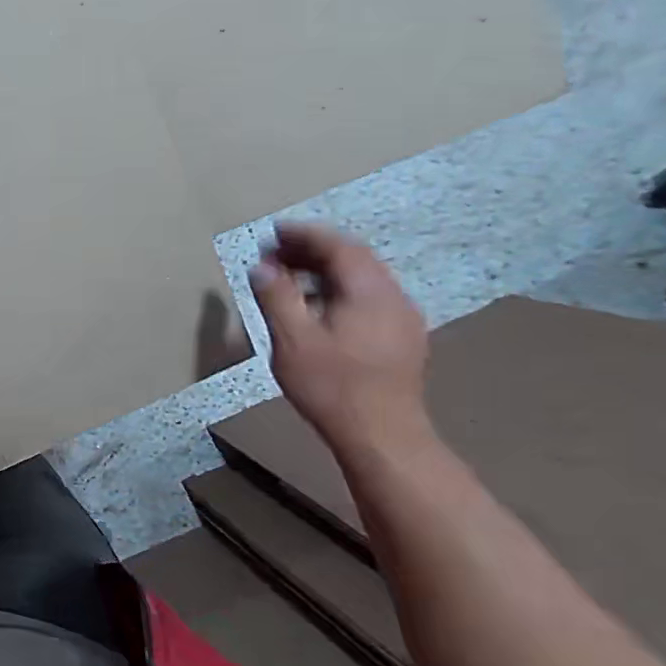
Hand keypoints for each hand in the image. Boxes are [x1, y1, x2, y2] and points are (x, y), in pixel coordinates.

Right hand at [248, 223, 430, 452]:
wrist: (381, 434)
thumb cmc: (331, 386)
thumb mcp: (292, 341)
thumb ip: (277, 298)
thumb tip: (262, 268)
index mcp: (369, 292)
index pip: (338, 247)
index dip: (304, 234)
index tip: (273, 232)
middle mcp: (393, 297)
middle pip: (354, 259)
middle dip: (312, 251)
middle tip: (274, 254)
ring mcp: (403, 318)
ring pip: (362, 279)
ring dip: (325, 271)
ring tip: (289, 279)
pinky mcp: (402, 338)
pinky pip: (368, 299)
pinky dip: (338, 291)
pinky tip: (317, 309)